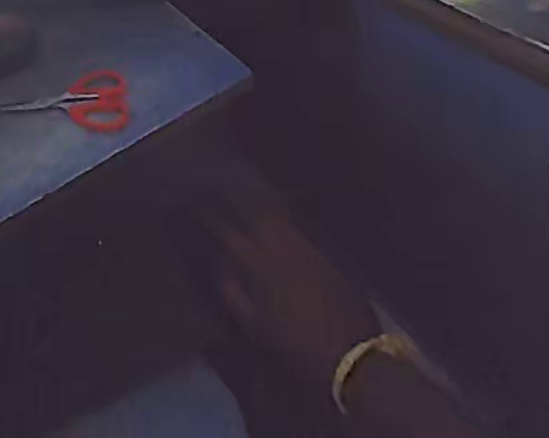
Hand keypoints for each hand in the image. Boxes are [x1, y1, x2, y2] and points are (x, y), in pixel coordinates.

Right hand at [209, 203, 381, 388]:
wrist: (354, 359)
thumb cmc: (295, 344)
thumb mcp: (252, 324)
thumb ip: (230, 289)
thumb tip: (219, 261)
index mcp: (256, 261)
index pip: (224, 228)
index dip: (207, 214)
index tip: (194, 206)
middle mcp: (279, 245)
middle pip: (253, 209)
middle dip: (234, 196)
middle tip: (221, 189)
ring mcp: (305, 247)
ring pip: (277, 213)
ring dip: (258, 202)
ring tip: (246, 194)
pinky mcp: (324, 255)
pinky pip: (296, 227)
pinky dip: (282, 218)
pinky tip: (278, 219)